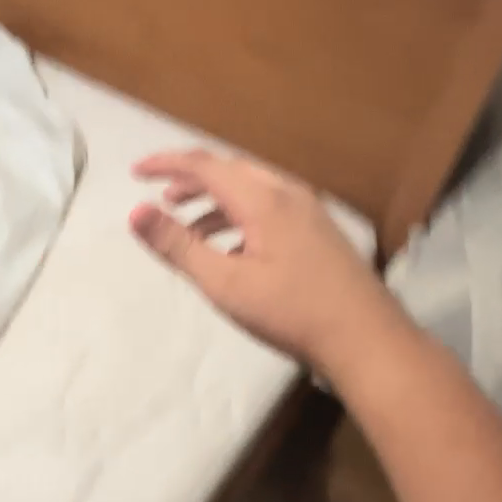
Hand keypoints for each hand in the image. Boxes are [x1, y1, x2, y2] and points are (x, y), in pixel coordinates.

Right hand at [129, 149, 411, 377]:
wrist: (365, 338)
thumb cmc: (290, 312)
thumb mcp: (224, 283)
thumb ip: (178, 245)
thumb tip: (135, 213)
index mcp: (263, 199)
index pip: (204, 165)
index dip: (166, 163)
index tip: (135, 172)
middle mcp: (288, 193)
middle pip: (230, 170)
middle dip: (190, 180)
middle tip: (161, 197)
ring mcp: (309, 211)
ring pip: (252, 189)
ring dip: (215, 200)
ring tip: (190, 227)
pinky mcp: (320, 230)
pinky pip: (270, 206)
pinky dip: (240, 216)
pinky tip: (233, 249)